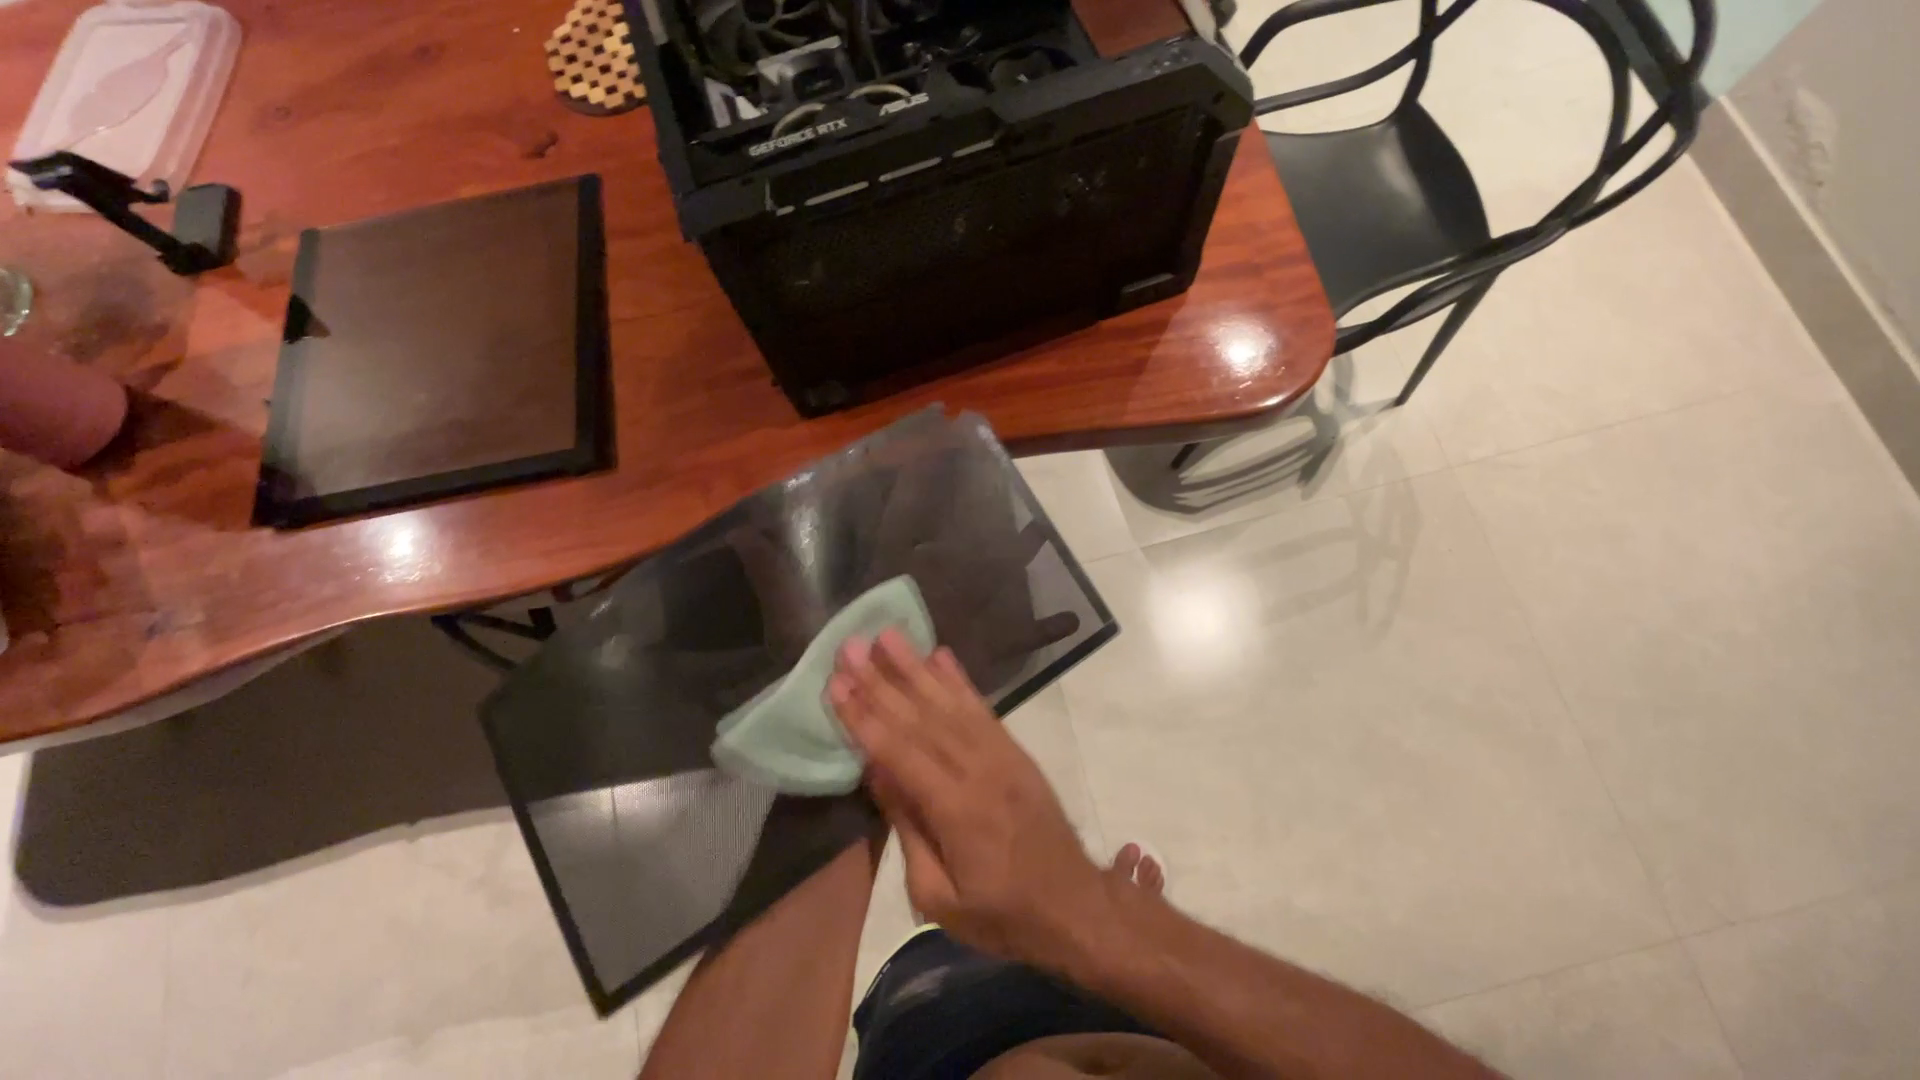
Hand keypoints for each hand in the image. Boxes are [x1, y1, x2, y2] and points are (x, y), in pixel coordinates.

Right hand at [828, 629, 1115, 971]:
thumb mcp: (939, 897)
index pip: (899, 751)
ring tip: (888, 635)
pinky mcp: (1016, 753)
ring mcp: (1002, 756)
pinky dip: (960, 681)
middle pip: (921, 718)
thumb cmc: (1001, 914)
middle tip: (850, 646)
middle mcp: (978, 770)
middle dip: (881, 680)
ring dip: (916, 668)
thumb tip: (877, 772)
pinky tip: (940, 656)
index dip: (864, 716)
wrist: (1075, 906)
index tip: (835, 683)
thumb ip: (908, 829)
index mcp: (955, 809)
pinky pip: (983, 709)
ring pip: (951, 704)